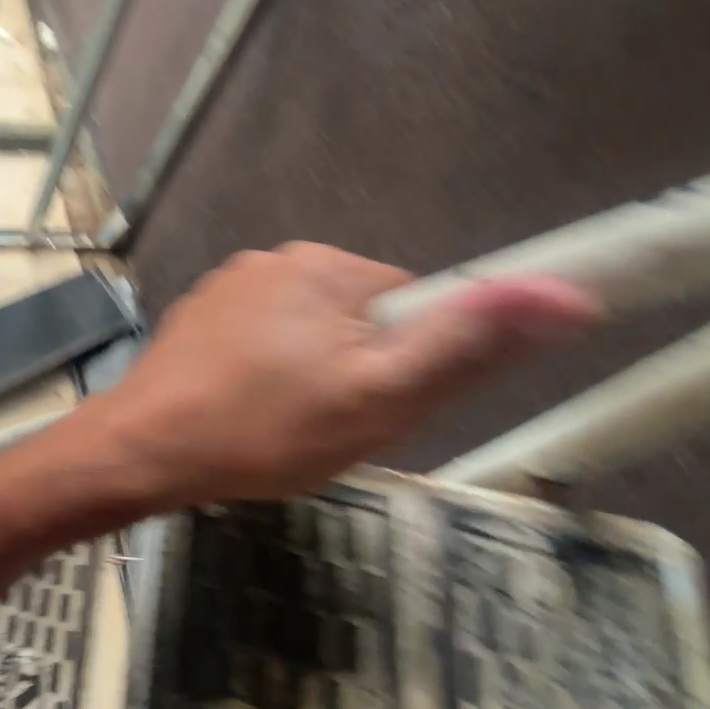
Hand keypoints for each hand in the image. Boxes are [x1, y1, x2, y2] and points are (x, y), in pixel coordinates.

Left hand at [64, 242, 599, 508]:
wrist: (146, 449)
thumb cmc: (266, 427)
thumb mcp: (381, 397)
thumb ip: (465, 343)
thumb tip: (563, 290)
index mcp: (325, 265)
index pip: (413, 306)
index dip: (410, 365)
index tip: (379, 407)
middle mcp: (274, 259)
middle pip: (360, 321)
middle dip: (360, 375)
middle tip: (329, 427)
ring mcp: (228, 287)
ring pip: (309, 337)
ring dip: (313, 380)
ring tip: (283, 428)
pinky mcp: (198, 318)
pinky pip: (261, 344)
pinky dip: (267, 378)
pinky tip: (246, 415)